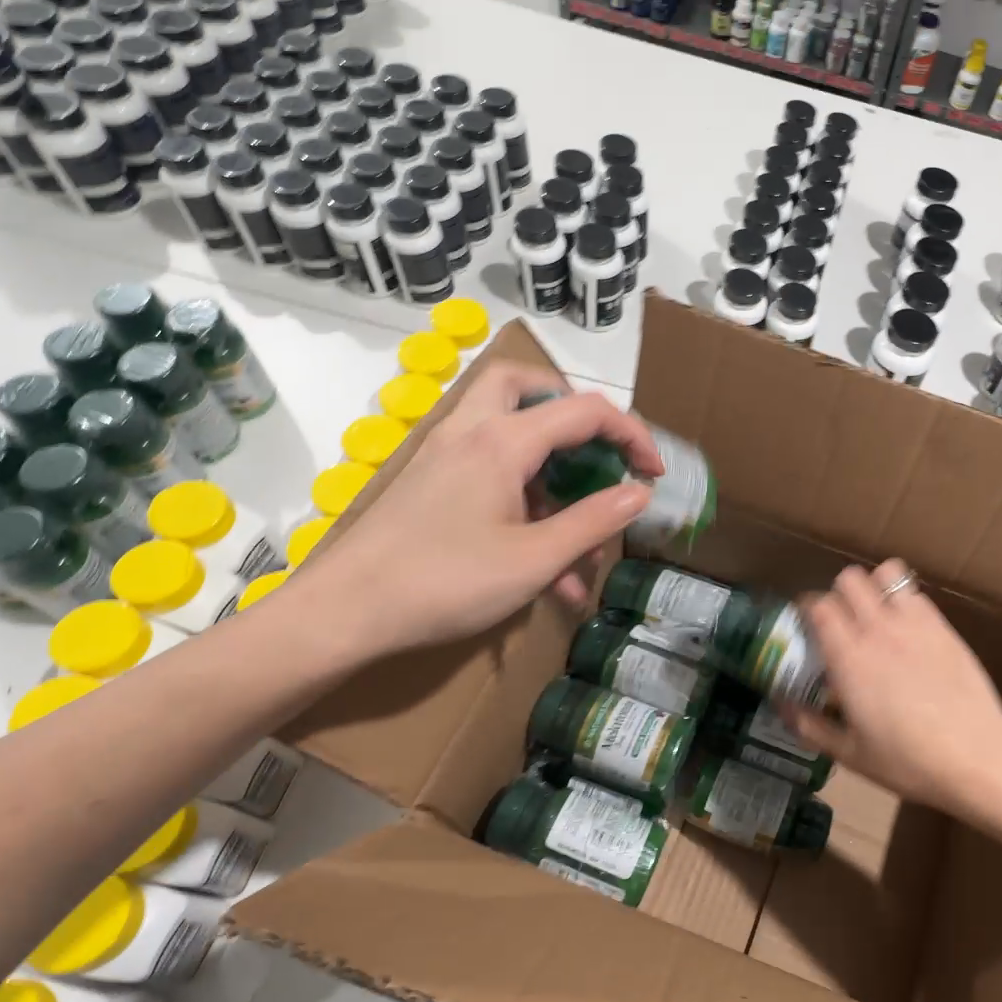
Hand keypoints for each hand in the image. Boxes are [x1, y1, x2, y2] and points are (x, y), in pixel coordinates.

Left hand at [280, 365, 660, 655]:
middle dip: (573, 414)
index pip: (584, 411)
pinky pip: (490, 475)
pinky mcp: (431, 486)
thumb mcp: (534, 559)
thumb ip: (593, 522)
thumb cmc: (445, 582)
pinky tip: (544, 569)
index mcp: (502, 441)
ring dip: (553, 480)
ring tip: (581, 549)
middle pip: (526, 388)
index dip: (631, 434)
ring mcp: (446, 457)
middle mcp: (472, 433)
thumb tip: (640, 492)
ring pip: (510, 437)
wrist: (346, 612)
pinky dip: (525, 504)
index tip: (655, 473)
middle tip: (600, 453)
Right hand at [785, 559, 1001, 809]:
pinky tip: (906, 628)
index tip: (805, 621)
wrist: (975, 758)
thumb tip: (781, 705)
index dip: (807, 606)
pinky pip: (917, 594)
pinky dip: (904, 599)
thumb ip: (810, 726)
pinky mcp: (944, 628)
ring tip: (874, 613)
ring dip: (874, 586)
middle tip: (840, 619)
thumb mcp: (850, 754)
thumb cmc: (907, 761)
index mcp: (849, 658)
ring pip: (886, 574)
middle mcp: (879, 630)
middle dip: (838, 592)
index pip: (819, 605)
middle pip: (850, 579)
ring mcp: (915, 624)